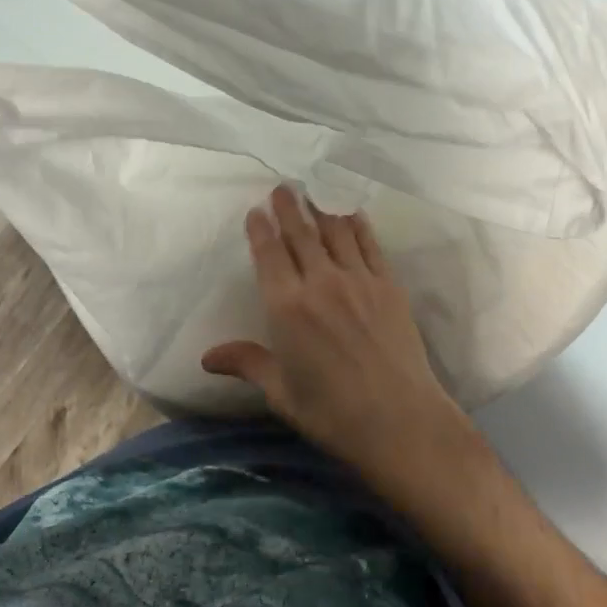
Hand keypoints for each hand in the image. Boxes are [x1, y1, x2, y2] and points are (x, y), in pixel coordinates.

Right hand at [203, 186, 468, 480]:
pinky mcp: (389, 285)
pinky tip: (353, 214)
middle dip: (289, 207)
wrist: (399, 419)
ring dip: (322, 208)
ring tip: (314, 191)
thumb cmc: (332, 413)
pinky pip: (370, 245)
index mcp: (286, 308)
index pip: (269, 255)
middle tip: (283, 187)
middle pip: (301, 234)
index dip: (261, 229)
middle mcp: (320, 283)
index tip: (257, 210)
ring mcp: (359, 280)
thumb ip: (248, 364)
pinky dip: (358, 225)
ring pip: (336, 232)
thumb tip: (207, 357)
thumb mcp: (282, 392)